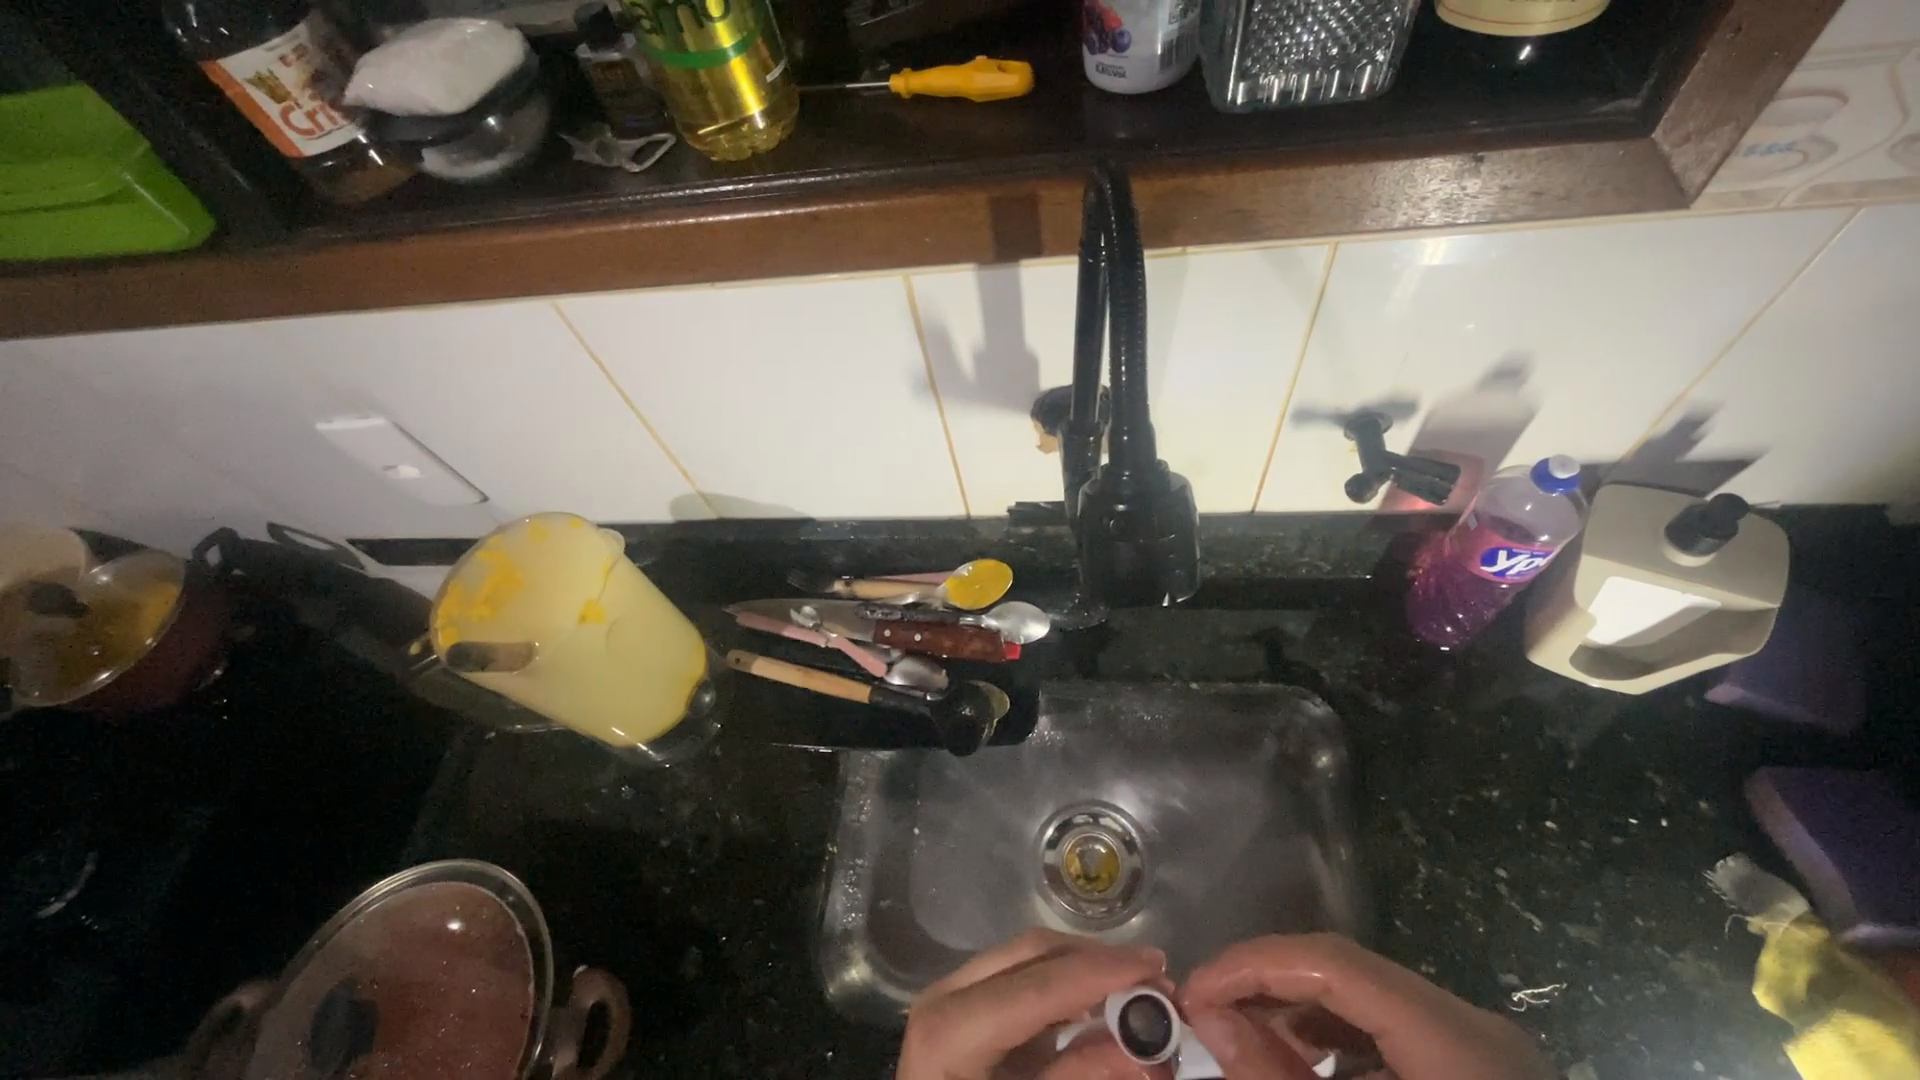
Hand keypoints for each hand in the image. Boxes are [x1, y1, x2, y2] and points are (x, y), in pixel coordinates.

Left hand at [899, 929, 1171, 1079]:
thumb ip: (1079, 1076)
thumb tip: (1145, 1051)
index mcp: (953, 1028)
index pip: (1040, 984)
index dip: (1101, 971)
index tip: (1156, 965)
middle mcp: (945, 994)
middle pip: (1032, 953)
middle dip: (1097, 959)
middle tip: (1154, 973)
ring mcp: (947, 994)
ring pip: (1025, 955)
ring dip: (1082, 965)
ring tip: (1134, 982)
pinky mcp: (957, 1003)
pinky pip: (1015, 974)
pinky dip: (1059, 981)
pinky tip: (1093, 998)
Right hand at [1180, 934, 1555, 1079]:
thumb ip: (1276, 1078)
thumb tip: (1209, 1016)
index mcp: (1455, 1041)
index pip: (1334, 963)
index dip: (1253, 965)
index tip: (1194, 994)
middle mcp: (1469, 1026)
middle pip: (1345, 971)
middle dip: (1265, 985)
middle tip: (1203, 1012)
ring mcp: (1472, 1047)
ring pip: (1361, 997)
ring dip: (1293, 1011)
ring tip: (1239, 1041)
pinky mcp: (1466, 1069)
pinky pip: (1383, 1031)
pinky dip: (1330, 1041)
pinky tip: (1295, 1066)